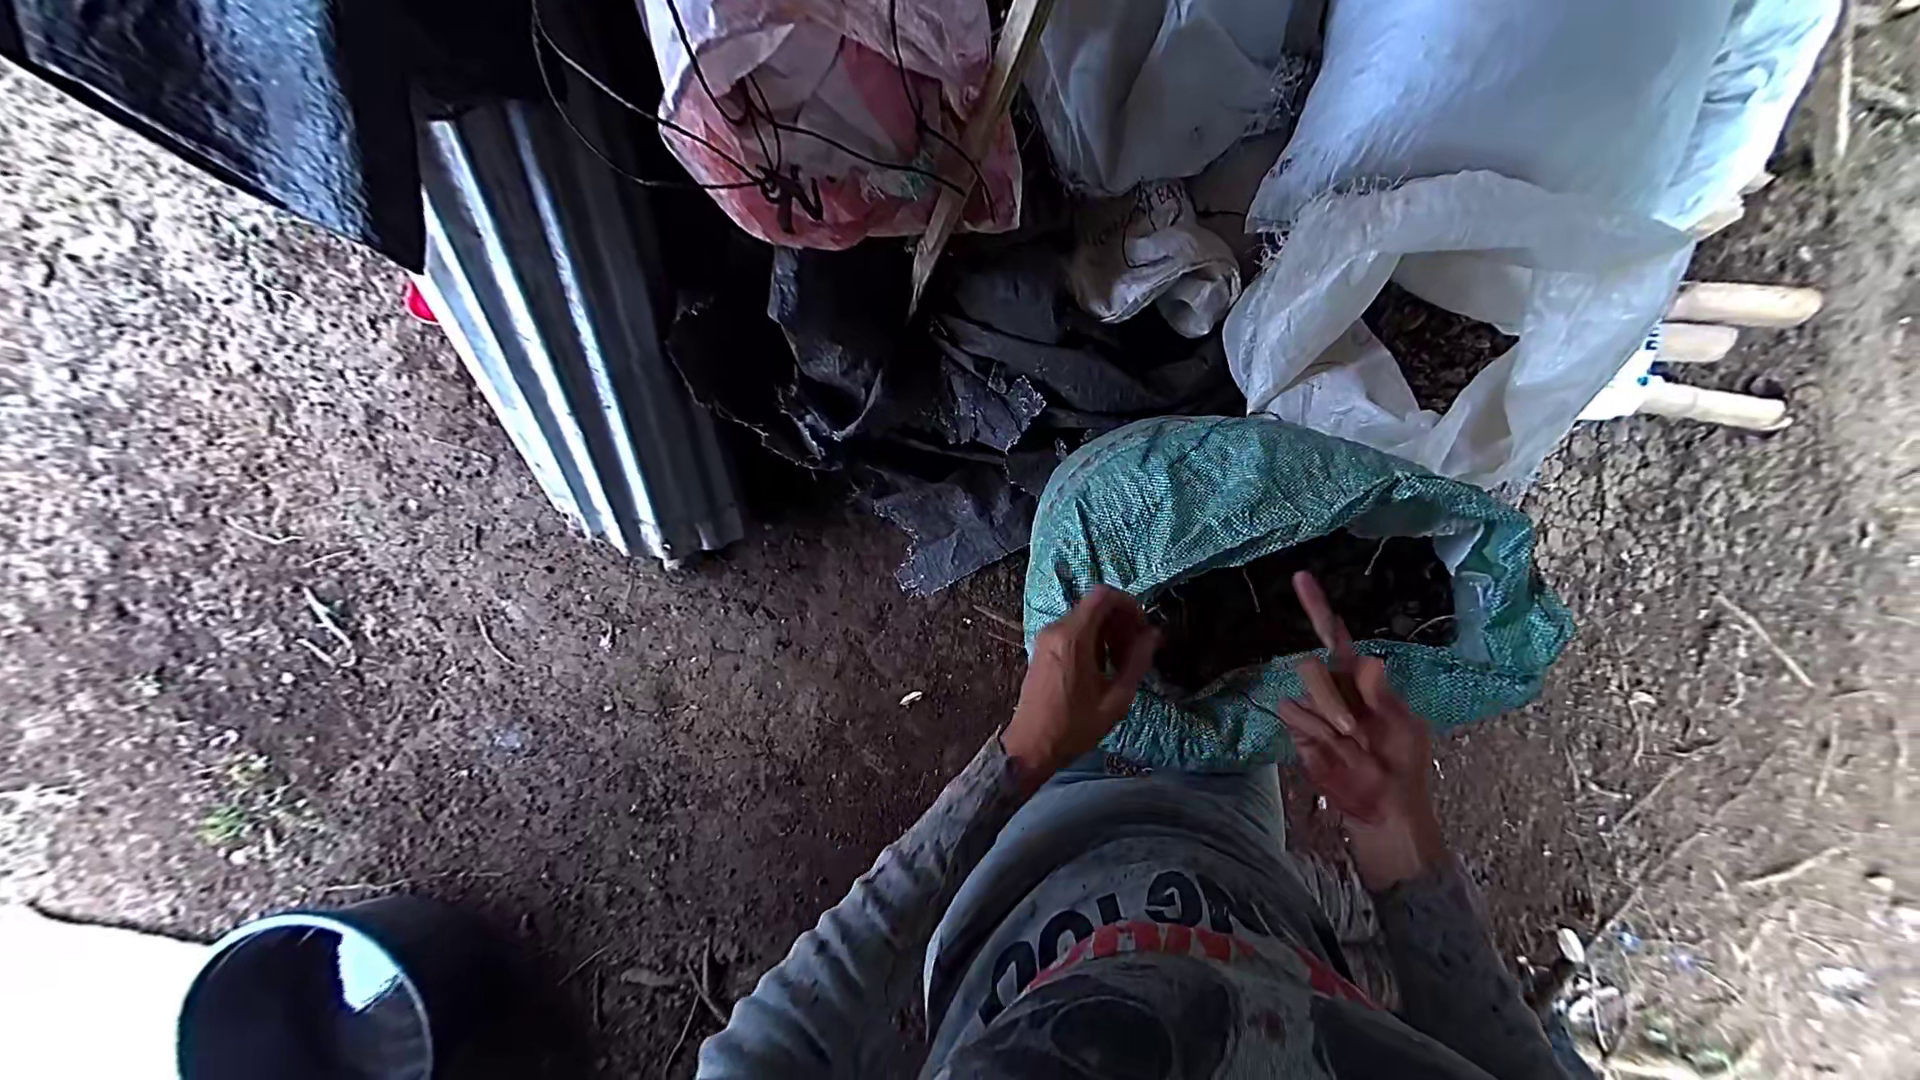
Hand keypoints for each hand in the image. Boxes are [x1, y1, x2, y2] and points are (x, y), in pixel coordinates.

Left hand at [1003, 585, 1158, 794]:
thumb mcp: (1116, 698)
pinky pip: (1071, 631)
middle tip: (1136, 650)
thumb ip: (1137, 662)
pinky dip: (1091, 639)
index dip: (1129, 604)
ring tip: (1121, 662)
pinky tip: (1101, 667)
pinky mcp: (1042, 648)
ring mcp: (1045, 637)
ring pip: (1084, 618)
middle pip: (1094, 606)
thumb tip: (1153, 635)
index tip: (1142, 628)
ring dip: (1107, 631)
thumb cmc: (1074, 727)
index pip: (1103, 595)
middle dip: (1120, 621)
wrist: (1031, 746)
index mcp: (1073, 637)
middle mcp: (1056, 629)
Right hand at [1278, 571, 1447, 889]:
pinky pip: (1292, 714)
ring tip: (1347, 744)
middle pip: (1312, 665)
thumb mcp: (1404, 727)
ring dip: (1325, 719)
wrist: (1382, 805)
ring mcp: (1310, 705)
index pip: (1332, 635)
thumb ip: (1382, 695)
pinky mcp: (1296, 727)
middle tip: (1352, 729)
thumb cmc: (1402, 762)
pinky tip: (1329, 749)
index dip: (1316, 606)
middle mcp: (1330, 685)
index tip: (1300, 577)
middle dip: (1330, 698)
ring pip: (1302, 691)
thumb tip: (1371, 660)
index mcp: (1359, 678)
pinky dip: (1313, 733)